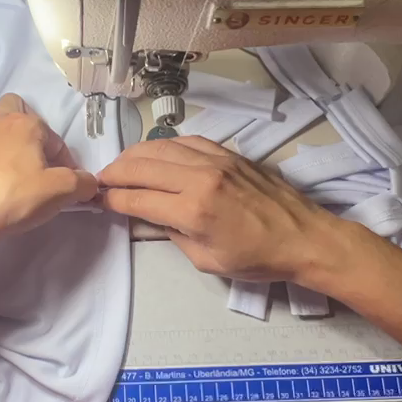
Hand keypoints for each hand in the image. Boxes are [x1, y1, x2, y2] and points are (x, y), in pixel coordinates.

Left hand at [0, 94, 97, 253]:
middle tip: (35, 154)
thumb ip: (82, 183)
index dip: (66, 161)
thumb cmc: (16, 196)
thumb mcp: (61, 191)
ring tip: (7, 153)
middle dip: (28, 124)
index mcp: (25, 124)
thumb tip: (89, 182)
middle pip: (14, 106)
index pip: (55, 138)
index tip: (68, 184)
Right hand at [97, 136, 360, 282]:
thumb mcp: (206, 260)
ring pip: (161, 146)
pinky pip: (186, 141)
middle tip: (100, 181)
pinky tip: (156, 155)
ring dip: (135, 155)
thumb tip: (149, 217)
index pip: (137, 199)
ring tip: (122, 166)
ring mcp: (215, 160)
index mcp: (193, 209)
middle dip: (114, 173)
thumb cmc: (258, 259)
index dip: (110, 199)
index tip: (94, 199)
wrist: (306, 237)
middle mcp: (200, 177)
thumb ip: (173, 234)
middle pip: (141, 165)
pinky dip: (164, 147)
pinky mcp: (228, 153)